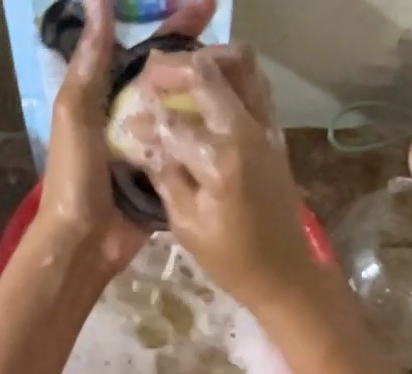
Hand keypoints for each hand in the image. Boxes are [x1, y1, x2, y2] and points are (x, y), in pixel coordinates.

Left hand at [35, 0, 218, 272]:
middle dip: (199, 61)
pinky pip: (188, 155)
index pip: (142, 51)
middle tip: (235, 50)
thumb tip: (100, 0)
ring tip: (243, 79)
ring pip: (183, 116)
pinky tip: (234, 125)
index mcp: (105, 99)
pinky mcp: (165, 182)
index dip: (173, 27)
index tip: (207, 7)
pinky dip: (206, 142)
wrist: (83, 246)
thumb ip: (91, 62)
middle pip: (169, 81)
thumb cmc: (74, 180)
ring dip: (208, 99)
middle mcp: (129, 120)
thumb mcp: (76, 114)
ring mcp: (149, 152)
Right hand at [137, 47, 327, 311]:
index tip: (128, 125)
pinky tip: (207, 96)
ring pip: (241, 65)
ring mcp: (267, 129)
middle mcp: (247, 133)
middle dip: (172, 71)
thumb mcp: (186, 225)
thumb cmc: (230, 259)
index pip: (173, 122)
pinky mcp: (275, 133)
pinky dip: (229, 78)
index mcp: (220, 161)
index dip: (145, 119)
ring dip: (208, 63)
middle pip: (208, 73)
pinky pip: (255, 85)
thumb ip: (166, 176)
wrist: (282, 272)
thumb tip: (145, 143)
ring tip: (180, 78)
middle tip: (149, 80)